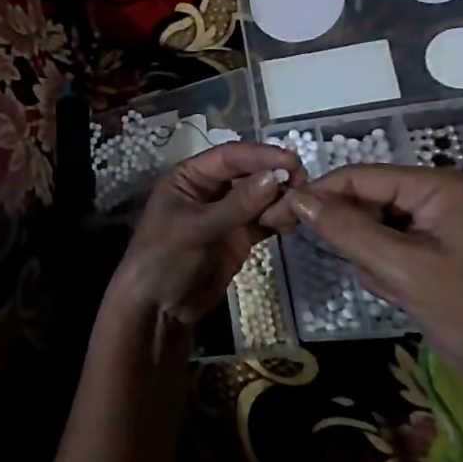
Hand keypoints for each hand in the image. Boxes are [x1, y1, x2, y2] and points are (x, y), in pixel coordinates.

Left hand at [108, 142, 303, 325]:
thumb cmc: (164, 258)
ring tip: (297, 209)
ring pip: (260, 197)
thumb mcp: (197, 229)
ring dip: (279, 200)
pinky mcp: (238, 237)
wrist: (158, 306)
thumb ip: (236, 204)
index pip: (228, 157)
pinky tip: (291, 224)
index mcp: (188, 178)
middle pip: (248, 173)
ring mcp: (225, 214)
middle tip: (304, 185)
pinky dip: (278, 220)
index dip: (260, 155)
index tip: (292, 161)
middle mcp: (208, 190)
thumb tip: (275, 177)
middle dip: (274, 177)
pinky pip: (263, 221)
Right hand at [260, 164, 462, 381]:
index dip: (315, 194)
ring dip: (368, 257)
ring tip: (393, 287)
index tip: (276, 217)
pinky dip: (381, 270)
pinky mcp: (432, 252)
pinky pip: (386, 249)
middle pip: (364, 199)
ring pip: (370, 227)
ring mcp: (436, 226)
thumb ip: (346, 230)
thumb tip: (296, 199)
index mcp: (438, 188)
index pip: (359, 177)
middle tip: (347, 264)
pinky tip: (402, 294)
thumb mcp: (401, 268)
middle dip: (350, 233)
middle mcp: (436, 197)